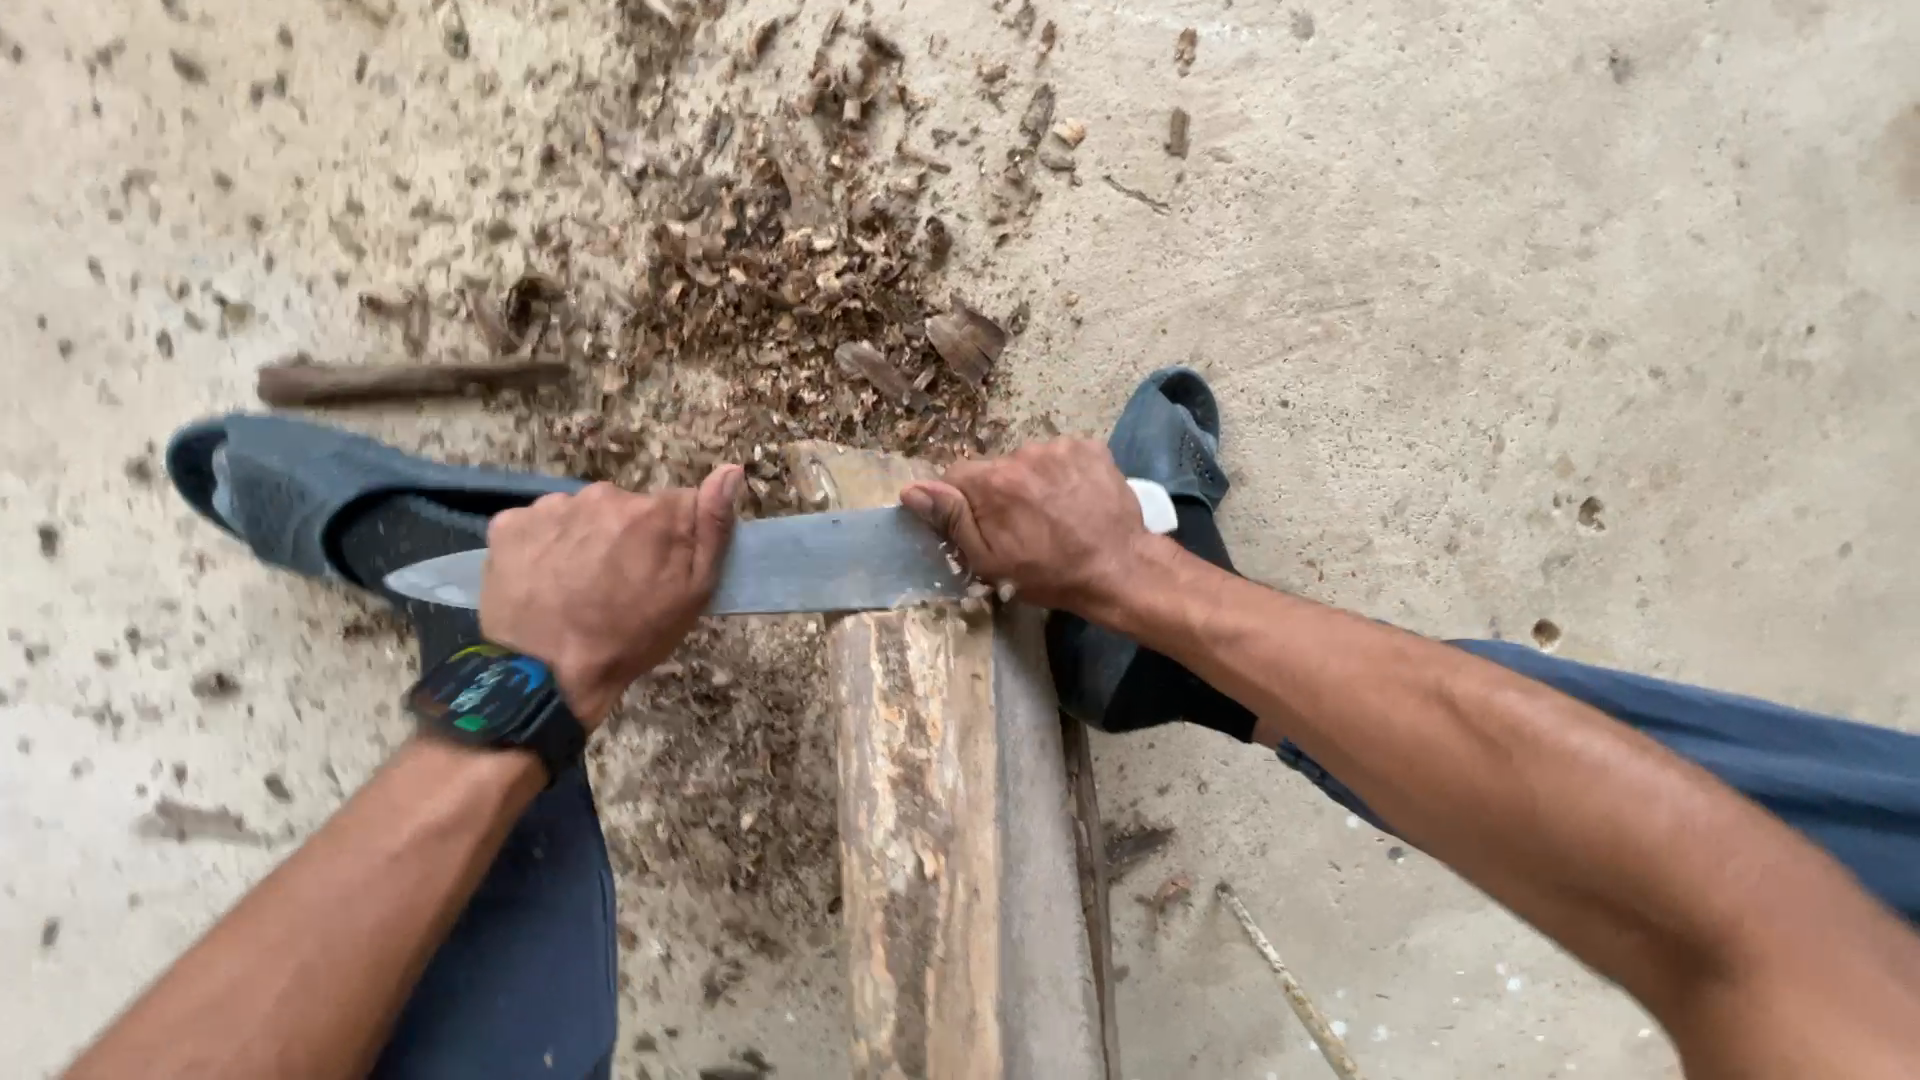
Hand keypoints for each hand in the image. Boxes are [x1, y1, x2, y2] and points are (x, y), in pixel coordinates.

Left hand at [479, 466, 742, 728]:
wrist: (545, 673)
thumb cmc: (632, 636)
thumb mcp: (694, 592)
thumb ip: (713, 526)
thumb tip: (731, 471)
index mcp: (653, 511)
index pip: (677, 505)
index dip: (674, 538)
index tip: (662, 570)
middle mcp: (602, 496)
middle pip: (627, 508)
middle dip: (628, 537)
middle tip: (620, 585)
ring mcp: (551, 508)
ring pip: (582, 515)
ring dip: (586, 539)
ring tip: (579, 585)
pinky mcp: (509, 524)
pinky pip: (539, 525)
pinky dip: (544, 545)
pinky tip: (546, 579)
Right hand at [899, 440, 1161, 614]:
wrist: (1119, 569)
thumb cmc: (1049, 573)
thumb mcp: (988, 560)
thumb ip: (950, 519)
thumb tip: (911, 490)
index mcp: (992, 481)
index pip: (956, 476)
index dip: (964, 503)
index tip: (985, 526)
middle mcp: (1023, 453)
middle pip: (995, 469)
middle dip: (1002, 492)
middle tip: (1025, 527)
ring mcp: (1061, 447)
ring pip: (1030, 461)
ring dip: (1034, 482)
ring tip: (1055, 514)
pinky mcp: (1091, 447)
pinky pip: (1063, 455)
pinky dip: (1064, 473)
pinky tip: (1076, 499)